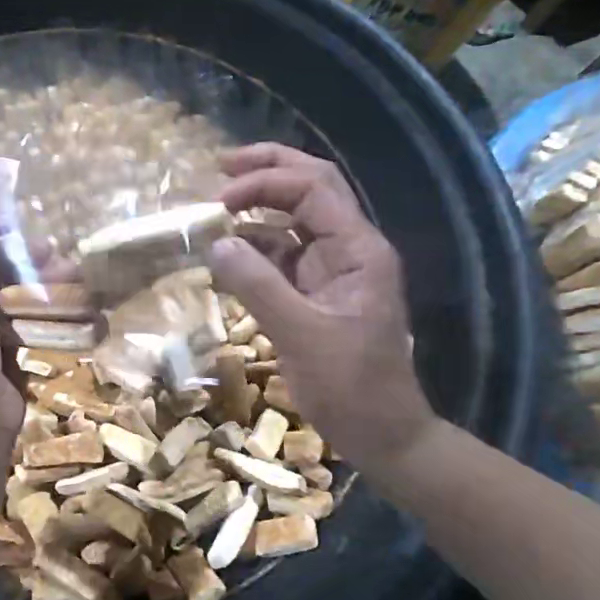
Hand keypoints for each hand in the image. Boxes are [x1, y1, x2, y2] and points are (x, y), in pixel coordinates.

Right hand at [208, 144, 436, 465]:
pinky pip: (285, 257)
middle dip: (269, 171)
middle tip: (222, 165)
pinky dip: (257, 250)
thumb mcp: (301, 335)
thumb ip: (258, 286)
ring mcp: (334, 271)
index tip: (220, 198)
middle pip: (312, 188)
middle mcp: (349, 249)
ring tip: (217, 209)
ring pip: (296, 221)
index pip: (314, 189)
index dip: (266, 182)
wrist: (383, 434)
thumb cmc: (351, 387)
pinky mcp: (319, 294)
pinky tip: (229, 253)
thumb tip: (216, 243)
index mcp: (359, 249)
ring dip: (259, 210)